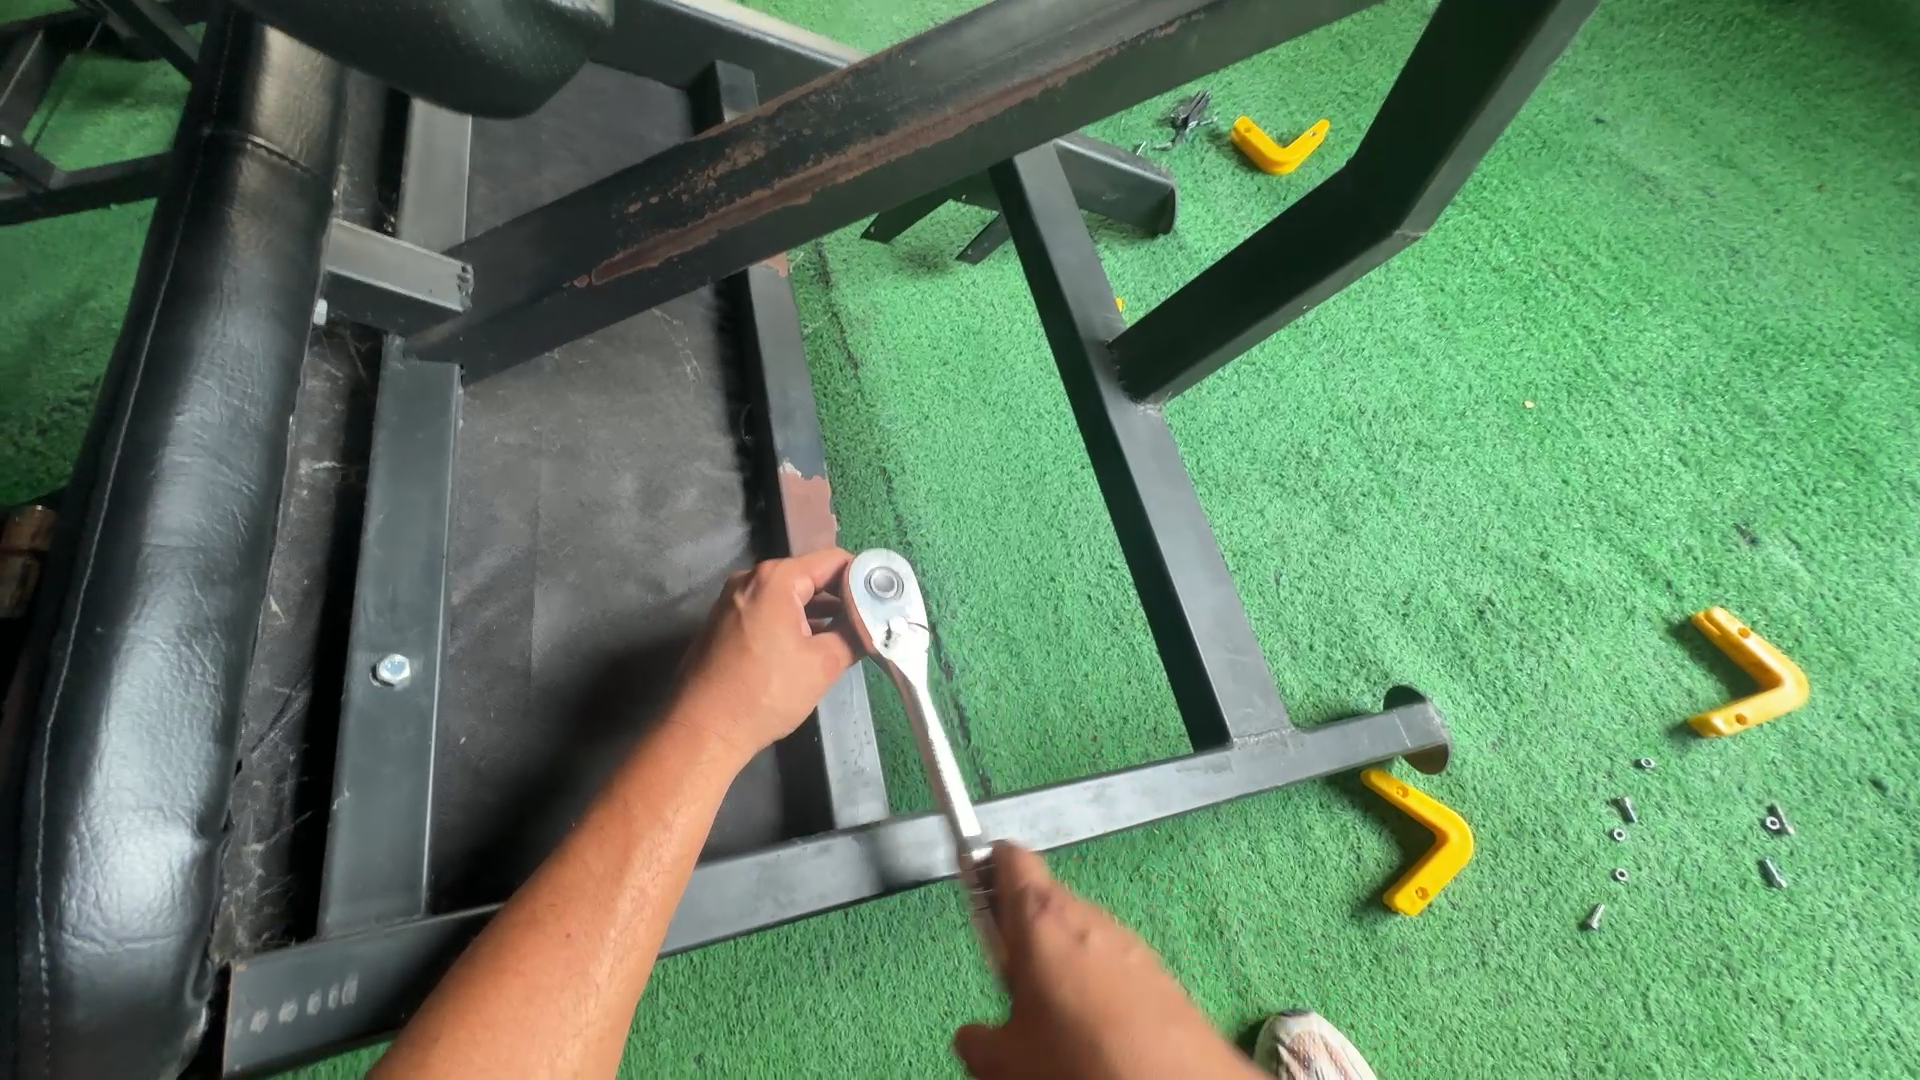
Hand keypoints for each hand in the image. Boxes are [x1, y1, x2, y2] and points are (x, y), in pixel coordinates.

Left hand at [669, 548, 860, 762]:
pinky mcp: (726, 622)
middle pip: (811, 575)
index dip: (865, 576)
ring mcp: (734, 600)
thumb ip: (856, 634)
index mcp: (776, 579)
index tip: (885, 598)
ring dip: (820, 611)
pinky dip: (795, 621)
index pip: (833, 560)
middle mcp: (751, 579)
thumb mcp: (823, 663)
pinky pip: (770, 609)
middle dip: (843, 595)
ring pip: (790, 595)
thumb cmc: (765, 693)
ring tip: (851, 633)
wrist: (702, 731)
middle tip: (873, 618)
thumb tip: (879, 624)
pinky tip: (815, 643)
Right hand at [955, 844, 1263, 1079]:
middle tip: (1015, 982)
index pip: (1009, 858)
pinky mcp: (1154, 965)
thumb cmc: (1078, 1062)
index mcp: (1039, 918)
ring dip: (1061, 956)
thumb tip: (971, 1037)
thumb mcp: (1010, 1061)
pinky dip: (1096, 977)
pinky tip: (1097, 1026)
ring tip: (1056, 1013)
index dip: (989, 868)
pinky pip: (1110, 956)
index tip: (980, 896)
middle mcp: (1083, 912)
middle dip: (1024, 931)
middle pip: (1043, 898)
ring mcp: (1123, 936)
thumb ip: (980, 1041)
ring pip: (1078, 930)